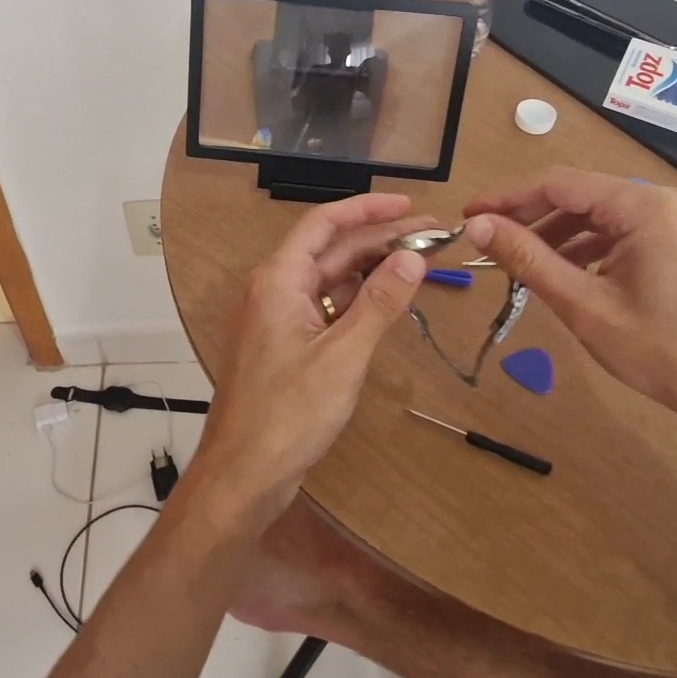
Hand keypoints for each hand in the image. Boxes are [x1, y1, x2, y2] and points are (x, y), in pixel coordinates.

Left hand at [193, 193, 429, 523]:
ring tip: (420, 263)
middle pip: (331, 250)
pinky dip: (357, 301)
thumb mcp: (342, 355)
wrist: (243, 472)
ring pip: (329, 280)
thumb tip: (414, 258)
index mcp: (278, 279)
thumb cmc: (288, 413)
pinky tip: (388, 301)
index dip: (367, 208)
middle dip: (380, 240)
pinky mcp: (283, 344)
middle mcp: (273, 289)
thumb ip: (379, 303)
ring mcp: (276, 318)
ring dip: (371, 271)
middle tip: (433, 236)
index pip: (324, 223)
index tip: (409, 204)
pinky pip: (324, 308)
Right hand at [462, 169, 676, 448]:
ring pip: (606, 212)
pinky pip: (632, 229)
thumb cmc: (665, 355)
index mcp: (645, 207)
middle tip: (491, 243)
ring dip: (562, 233)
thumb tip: (477, 225)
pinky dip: (595, 245)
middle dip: (533, 218)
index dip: (507, 198)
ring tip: (526, 265)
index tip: (469, 215)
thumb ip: (527, 259)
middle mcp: (670, 199)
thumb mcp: (585, 307)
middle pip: (583, 194)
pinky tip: (573, 272)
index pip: (558, 183)